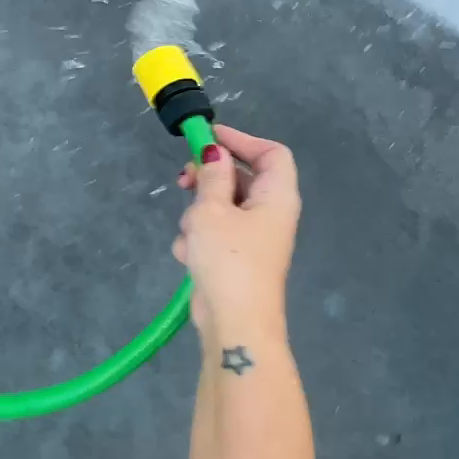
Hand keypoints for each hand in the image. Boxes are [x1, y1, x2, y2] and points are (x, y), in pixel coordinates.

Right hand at [171, 125, 300, 349]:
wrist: (234, 321)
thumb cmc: (227, 259)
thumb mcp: (212, 211)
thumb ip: (212, 177)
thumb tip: (214, 152)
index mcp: (276, 197)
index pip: (271, 153)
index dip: (241, 140)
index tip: (206, 137)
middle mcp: (270, 213)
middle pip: (240, 178)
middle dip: (207, 178)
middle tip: (182, 180)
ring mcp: (252, 236)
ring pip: (220, 206)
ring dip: (197, 214)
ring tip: (189, 233)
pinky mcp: (234, 256)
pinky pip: (213, 232)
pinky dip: (197, 239)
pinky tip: (189, 255)